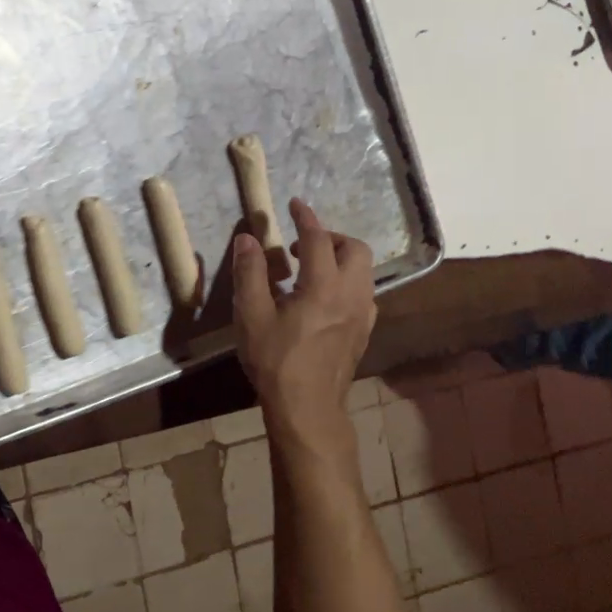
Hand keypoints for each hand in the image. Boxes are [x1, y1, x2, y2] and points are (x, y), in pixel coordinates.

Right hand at [232, 199, 375, 442]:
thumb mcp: (251, 314)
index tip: (294, 204)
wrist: (307, 407)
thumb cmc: (275, 360)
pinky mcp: (363, 331)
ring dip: (339, 258)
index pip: (319, 239)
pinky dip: (344, 280)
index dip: (306, 218)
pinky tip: (319, 296)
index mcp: (324, 287)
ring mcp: (363, 315)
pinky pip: (363, 292)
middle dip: (330, 237)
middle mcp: (352, 296)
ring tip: (306, 268)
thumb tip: (248, 238)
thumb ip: (250, 272)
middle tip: (299, 244)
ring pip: (363, 271)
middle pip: (355, 250)